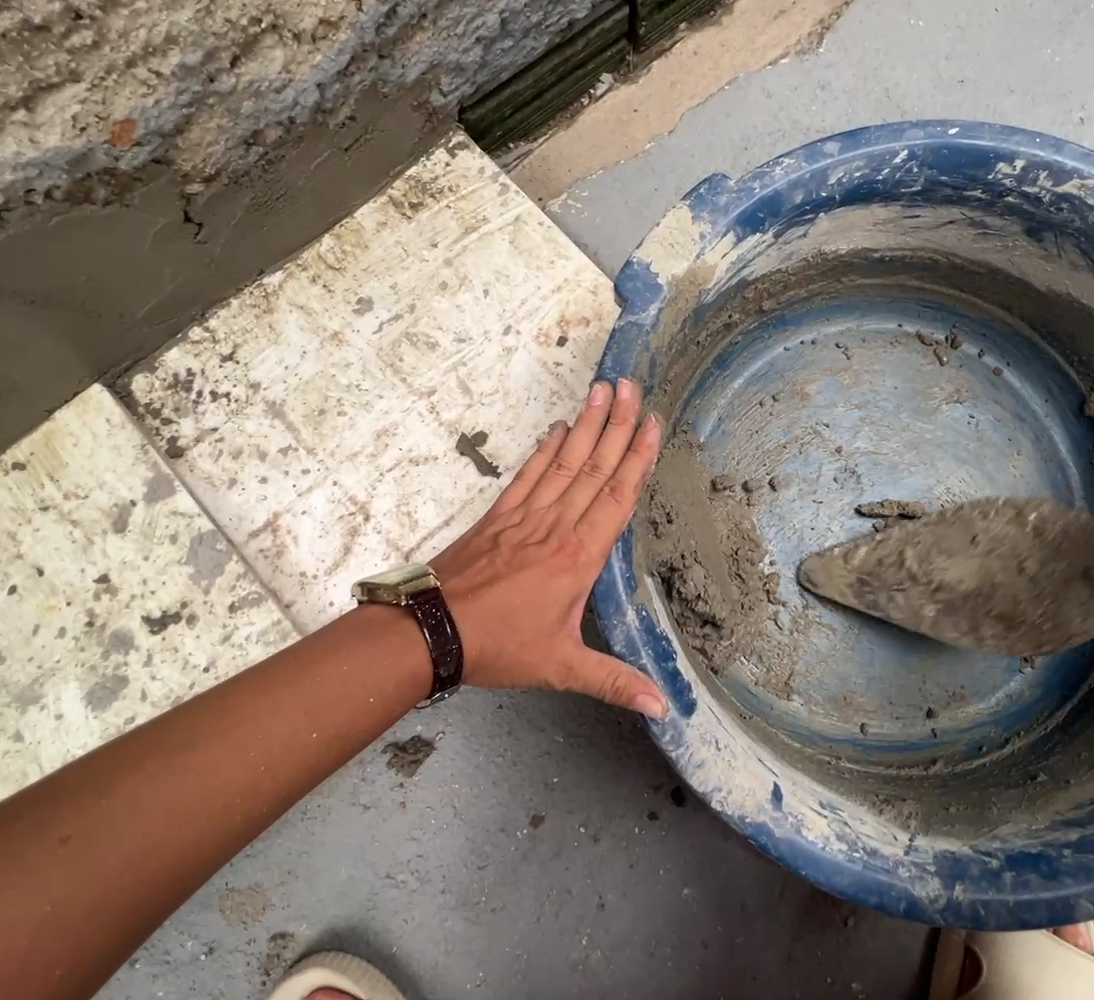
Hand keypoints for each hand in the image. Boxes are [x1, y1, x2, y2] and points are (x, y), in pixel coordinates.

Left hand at [429, 379, 666, 717]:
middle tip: (630, 386)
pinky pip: (528, 474)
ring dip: (585, 425)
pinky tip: (557, 428)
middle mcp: (556, 526)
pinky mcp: (499, 516)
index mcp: (579, 556)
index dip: (636, 457)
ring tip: (601, 389)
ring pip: (563, 462)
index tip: (650, 422)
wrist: (429, 630)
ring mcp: (525, 516)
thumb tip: (664, 708)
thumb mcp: (561, 668)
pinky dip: (544, 449)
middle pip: (593, 467)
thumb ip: (613, 681)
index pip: (617, 496)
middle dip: (615, 424)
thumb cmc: (498, 646)